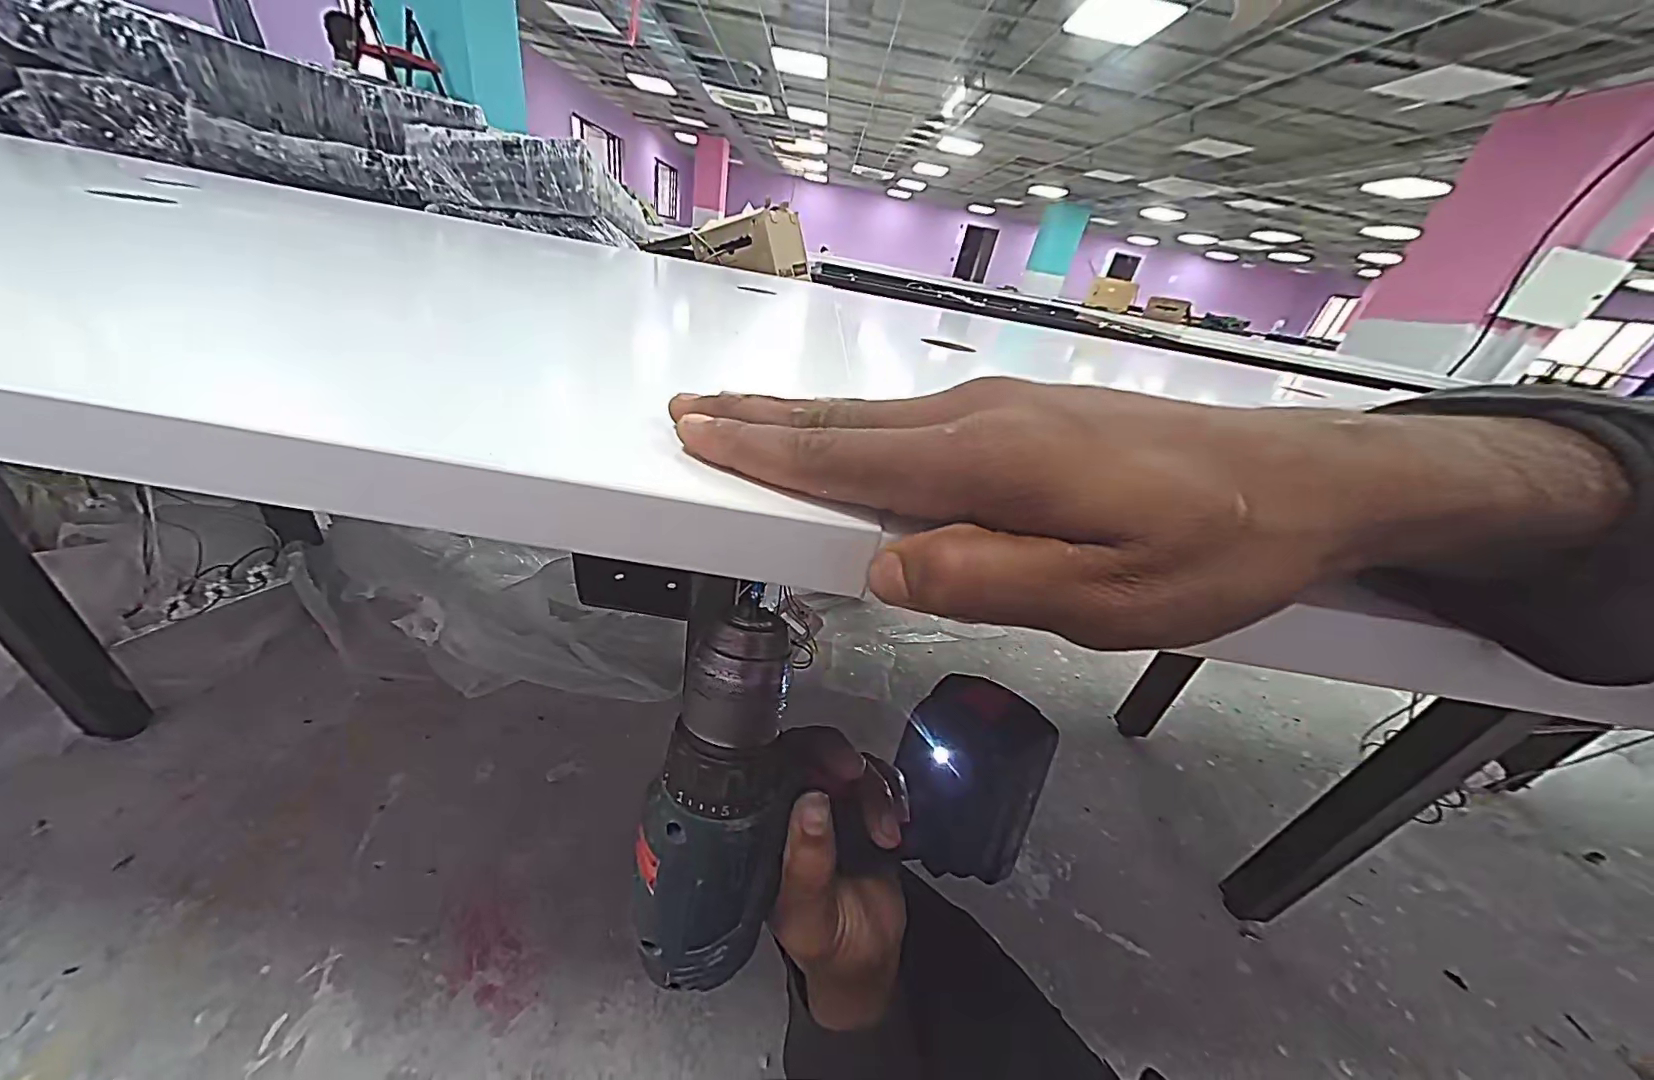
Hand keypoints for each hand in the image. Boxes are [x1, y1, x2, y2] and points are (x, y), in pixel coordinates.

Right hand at [670, 378, 1625, 650]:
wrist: (1306, 479)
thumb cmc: (1211, 550)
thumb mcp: (1103, 602)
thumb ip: (984, 581)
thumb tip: (881, 566)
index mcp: (986, 464)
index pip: (844, 460)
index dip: (763, 452)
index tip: (697, 435)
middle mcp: (972, 418)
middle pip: (838, 423)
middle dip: (754, 420)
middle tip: (688, 411)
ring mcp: (989, 406)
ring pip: (863, 416)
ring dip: (788, 418)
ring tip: (733, 416)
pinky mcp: (1007, 411)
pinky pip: (898, 421)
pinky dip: (839, 425)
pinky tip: (825, 432)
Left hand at [770, 727, 906, 1030]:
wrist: (865, 960)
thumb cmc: (821, 938)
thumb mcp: (807, 912)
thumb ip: (806, 863)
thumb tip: (812, 803)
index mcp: (765, 820)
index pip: (771, 762)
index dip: (799, 752)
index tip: (832, 765)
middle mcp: (793, 803)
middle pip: (812, 750)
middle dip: (840, 757)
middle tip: (859, 776)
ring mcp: (831, 801)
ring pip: (851, 762)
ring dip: (875, 788)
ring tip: (885, 834)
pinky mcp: (864, 807)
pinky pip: (880, 778)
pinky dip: (894, 792)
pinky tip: (897, 822)